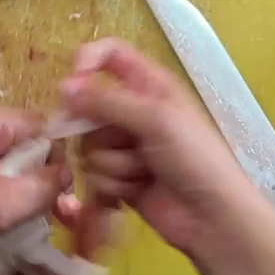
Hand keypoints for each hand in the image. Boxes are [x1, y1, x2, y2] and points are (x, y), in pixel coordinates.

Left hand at [0, 103, 69, 266]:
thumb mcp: (0, 205)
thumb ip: (42, 187)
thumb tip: (70, 173)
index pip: (43, 126)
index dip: (57, 157)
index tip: (62, 191)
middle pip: (29, 140)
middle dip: (40, 174)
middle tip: (44, 209)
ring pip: (14, 157)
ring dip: (23, 184)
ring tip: (22, 213)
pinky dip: (5, 187)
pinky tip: (1, 211)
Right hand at [58, 38, 254, 258]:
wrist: (213, 219)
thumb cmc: (194, 157)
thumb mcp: (154, 118)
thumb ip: (106, 101)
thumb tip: (62, 87)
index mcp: (148, 84)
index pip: (109, 54)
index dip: (88, 61)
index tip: (71, 84)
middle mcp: (134, 110)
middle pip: (89, 105)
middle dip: (98, 127)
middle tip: (119, 139)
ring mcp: (126, 146)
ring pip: (90, 144)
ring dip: (114, 161)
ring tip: (143, 171)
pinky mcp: (119, 178)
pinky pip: (94, 174)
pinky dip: (114, 183)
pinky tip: (138, 190)